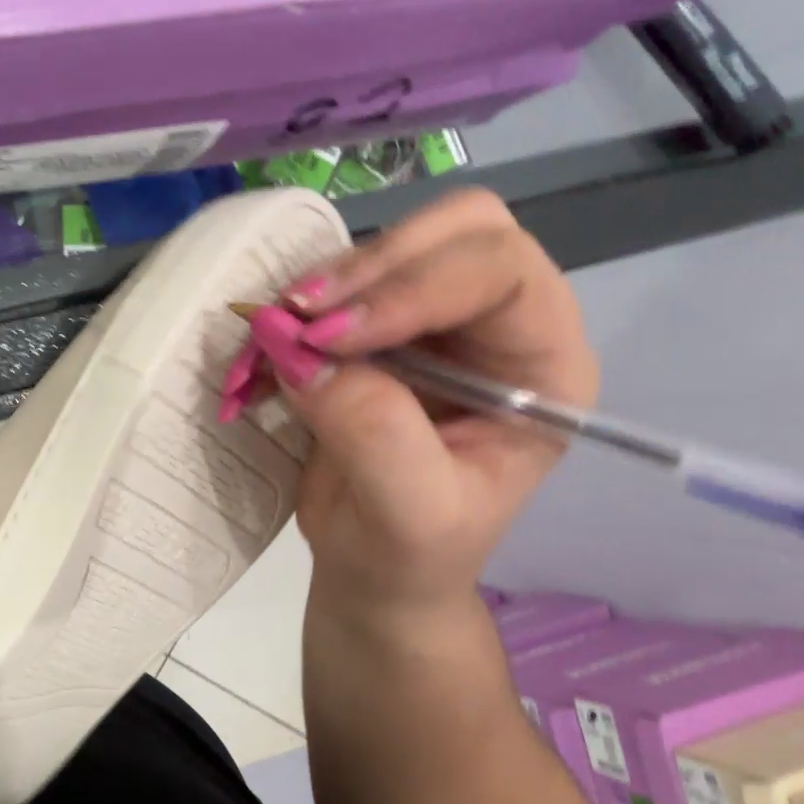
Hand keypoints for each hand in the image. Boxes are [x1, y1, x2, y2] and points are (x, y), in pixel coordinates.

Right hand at [243, 189, 598, 615]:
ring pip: (389, 249)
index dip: (411, 288)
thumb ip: (371, 429)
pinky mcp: (374, 336)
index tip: (327, 338)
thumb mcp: (409, 511)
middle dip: (371, 265)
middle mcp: (497, 328)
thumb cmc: (411, 555)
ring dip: (321, 287)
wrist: (374, 573)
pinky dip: (291, 312)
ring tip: (269, 337)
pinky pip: (336, 289)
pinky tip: (262, 353)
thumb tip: (300, 351)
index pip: (499, 274)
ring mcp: (434, 325)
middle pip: (457, 231)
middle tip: (297, 314)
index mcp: (541, 366)